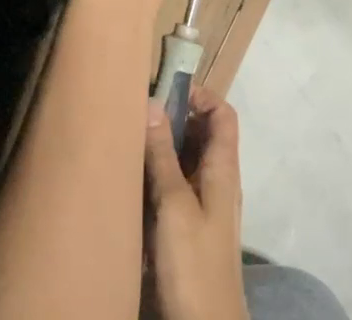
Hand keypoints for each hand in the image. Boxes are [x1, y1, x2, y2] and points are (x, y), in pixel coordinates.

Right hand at [145, 88, 247, 319]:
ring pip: (186, 160)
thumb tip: (152, 102)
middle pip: (202, 134)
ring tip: (128, 137)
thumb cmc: (194, 262)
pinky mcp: (188, 227)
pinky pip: (175, 185)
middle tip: (136, 110)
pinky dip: (157, 173)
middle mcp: (217, 181)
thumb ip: (163, 156)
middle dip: (173, 117)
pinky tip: (131, 176)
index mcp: (223, 169)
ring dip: (162, 145)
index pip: (223, 115)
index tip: (165, 88)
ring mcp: (204, 205)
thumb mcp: (174, 204)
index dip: (200, 95)